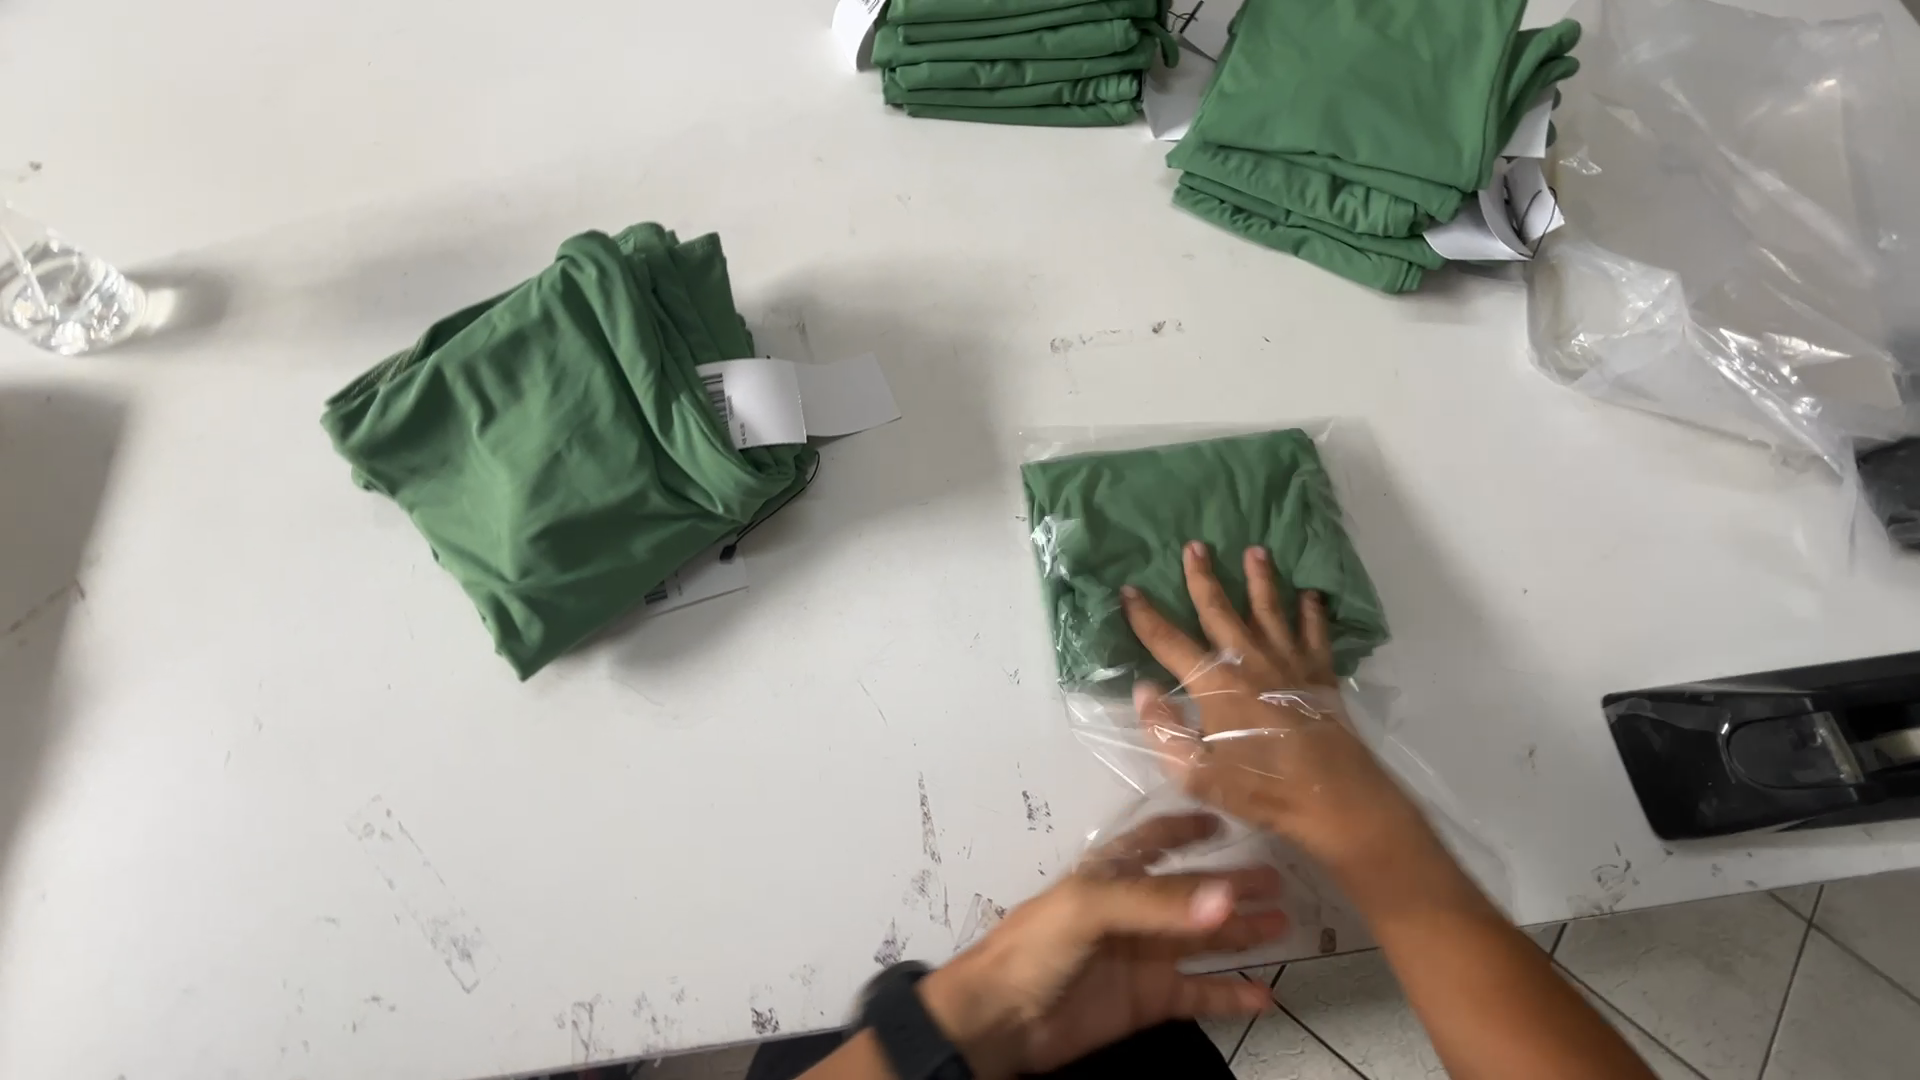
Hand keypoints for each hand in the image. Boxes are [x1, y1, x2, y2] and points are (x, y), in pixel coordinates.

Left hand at [916, 813, 1286, 1078]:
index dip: (1186, 829)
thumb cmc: (1039, 945)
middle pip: (1193, 892)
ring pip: (1204, 940)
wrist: (1004, 1017)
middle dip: (1232, 884)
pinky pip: (1200, 994)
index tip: (1227, 820)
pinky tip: (1265, 996)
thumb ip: (1156, 902)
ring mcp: (1144, 955)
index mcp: (1112, 875)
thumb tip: (1225, 898)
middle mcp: (1134, 910)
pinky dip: (1232, 995)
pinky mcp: (1149, 1001)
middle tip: (1278, 882)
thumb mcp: (1090, 908)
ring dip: (1242, 933)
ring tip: (1284, 926)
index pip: (1155, 841)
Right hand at [1120, 542, 1438, 883]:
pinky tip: (1311, 595)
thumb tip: (1144, 690)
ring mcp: (1289, 663)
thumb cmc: (1262, 789)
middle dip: (1203, 578)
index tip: (1128, 590)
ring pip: (1270, 610)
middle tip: (1195, 546)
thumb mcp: (1197, 773)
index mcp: (1216, 684)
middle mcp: (1250, 661)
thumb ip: (1163, 729)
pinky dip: (1312, 611)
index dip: (1145, 616)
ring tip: (1255, 551)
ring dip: (1260, 580)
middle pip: (1220, 610)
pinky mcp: (1321, 675)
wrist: (1337, 802)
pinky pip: (1315, 633)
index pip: (1169, 642)